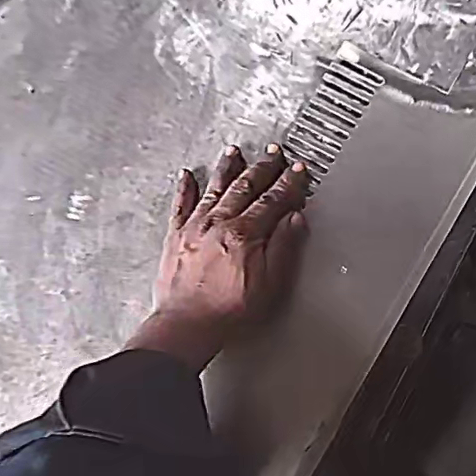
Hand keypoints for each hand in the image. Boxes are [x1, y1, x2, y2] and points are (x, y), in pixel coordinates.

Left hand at [127, 143, 310, 370]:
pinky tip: (188, 176)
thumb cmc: (229, 310)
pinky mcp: (176, 236)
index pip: (273, 200)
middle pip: (245, 186)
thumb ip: (284, 248)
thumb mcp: (271, 283)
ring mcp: (195, 227)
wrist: (188, 324)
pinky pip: (181, 204)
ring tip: (234, 152)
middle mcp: (219, 223)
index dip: (289, 183)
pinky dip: (186, 188)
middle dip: (262, 167)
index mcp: (245, 234)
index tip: (298, 171)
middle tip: (273, 154)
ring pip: (215, 188)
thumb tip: (295, 219)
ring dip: (227, 168)